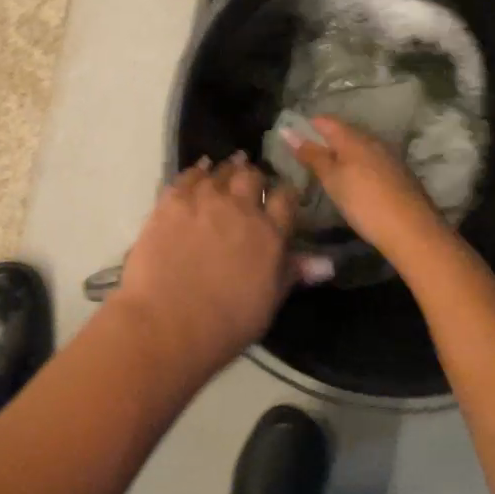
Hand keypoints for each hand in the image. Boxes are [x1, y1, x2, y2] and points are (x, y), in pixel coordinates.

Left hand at [110, 154, 300, 379]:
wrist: (169, 323)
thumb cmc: (226, 324)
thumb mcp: (268, 303)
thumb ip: (292, 274)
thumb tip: (325, 262)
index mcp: (270, 235)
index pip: (286, 199)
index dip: (286, 193)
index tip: (283, 194)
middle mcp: (240, 209)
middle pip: (252, 177)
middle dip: (254, 177)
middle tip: (251, 181)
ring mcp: (204, 201)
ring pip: (220, 172)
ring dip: (226, 170)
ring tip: (227, 168)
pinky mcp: (172, 202)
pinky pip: (188, 176)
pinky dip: (197, 171)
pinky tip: (200, 169)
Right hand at [285, 116, 454, 260]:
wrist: (413, 231)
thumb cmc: (364, 202)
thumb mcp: (332, 179)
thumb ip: (311, 155)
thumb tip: (287, 131)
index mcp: (353, 138)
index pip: (325, 121)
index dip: (307, 126)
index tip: (291, 139)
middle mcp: (373, 141)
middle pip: (344, 133)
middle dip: (324, 141)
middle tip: (305, 158)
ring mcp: (389, 157)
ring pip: (359, 148)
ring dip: (342, 155)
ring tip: (326, 173)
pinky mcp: (399, 175)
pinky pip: (372, 162)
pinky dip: (357, 167)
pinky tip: (353, 184)